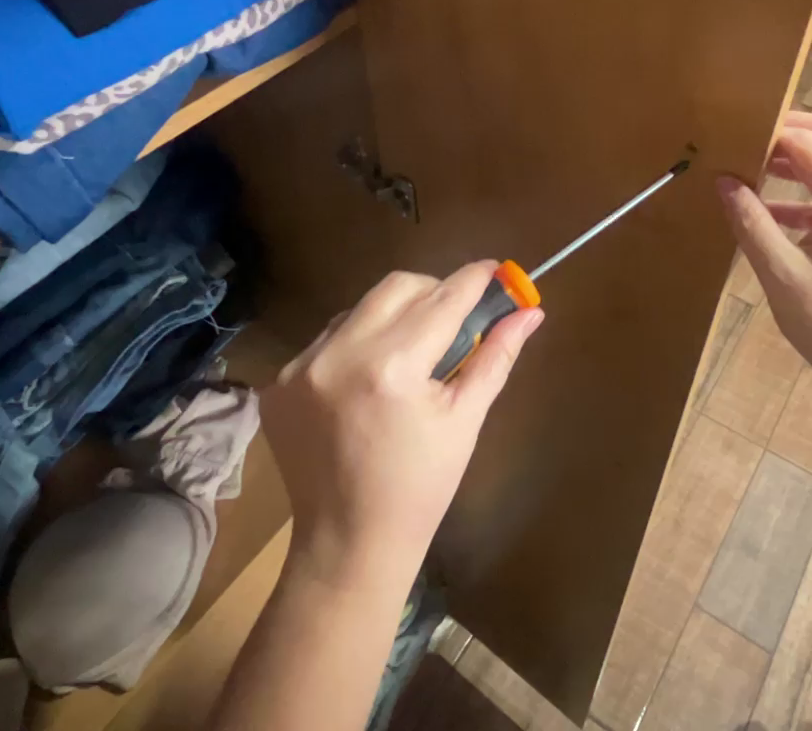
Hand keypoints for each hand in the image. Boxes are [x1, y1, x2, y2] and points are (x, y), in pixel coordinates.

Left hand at [259, 262, 543, 589]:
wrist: (348, 542)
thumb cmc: (422, 486)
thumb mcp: (466, 419)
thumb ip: (496, 357)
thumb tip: (531, 311)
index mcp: (393, 367)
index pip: (444, 299)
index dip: (474, 279)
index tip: (495, 269)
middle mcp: (341, 354)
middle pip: (399, 286)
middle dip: (434, 290)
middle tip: (456, 316)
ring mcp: (302, 366)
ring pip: (361, 307)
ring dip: (394, 314)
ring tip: (412, 352)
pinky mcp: (280, 381)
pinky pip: (329, 337)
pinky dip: (358, 342)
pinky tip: (372, 378)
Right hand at [717, 112, 811, 410]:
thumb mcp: (780, 274)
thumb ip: (750, 222)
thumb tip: (723, 181)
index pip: (807, 143)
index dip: (769, 133)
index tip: (730, 134)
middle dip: (788, 131)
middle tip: (745, 136)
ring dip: (796, 160)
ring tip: (750, 166)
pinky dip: (805, 192)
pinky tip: (769, 212)